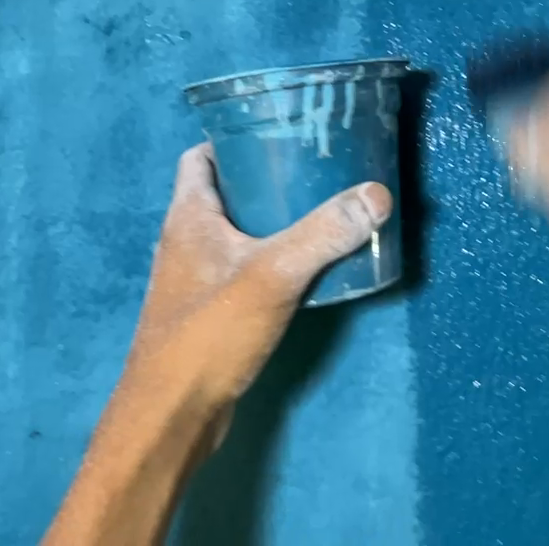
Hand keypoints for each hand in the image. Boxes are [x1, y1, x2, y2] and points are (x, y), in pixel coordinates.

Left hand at [123, 143, 392, 410]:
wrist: (171, 419)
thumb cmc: (210, 334)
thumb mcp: (273, 275)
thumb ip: (324, 234)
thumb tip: (377, 194)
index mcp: (189, 217)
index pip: (199, 157)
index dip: (232, 137)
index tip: (278, 129)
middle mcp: (187, 240)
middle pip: (225, 190)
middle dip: (266, 175)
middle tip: (315, 166)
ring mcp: (197, 278)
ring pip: (237, 230)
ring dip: (273, 217)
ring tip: (322, 207)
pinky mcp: (212, 311)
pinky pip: (245, 266)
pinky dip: (273, 255)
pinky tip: (309, 264)